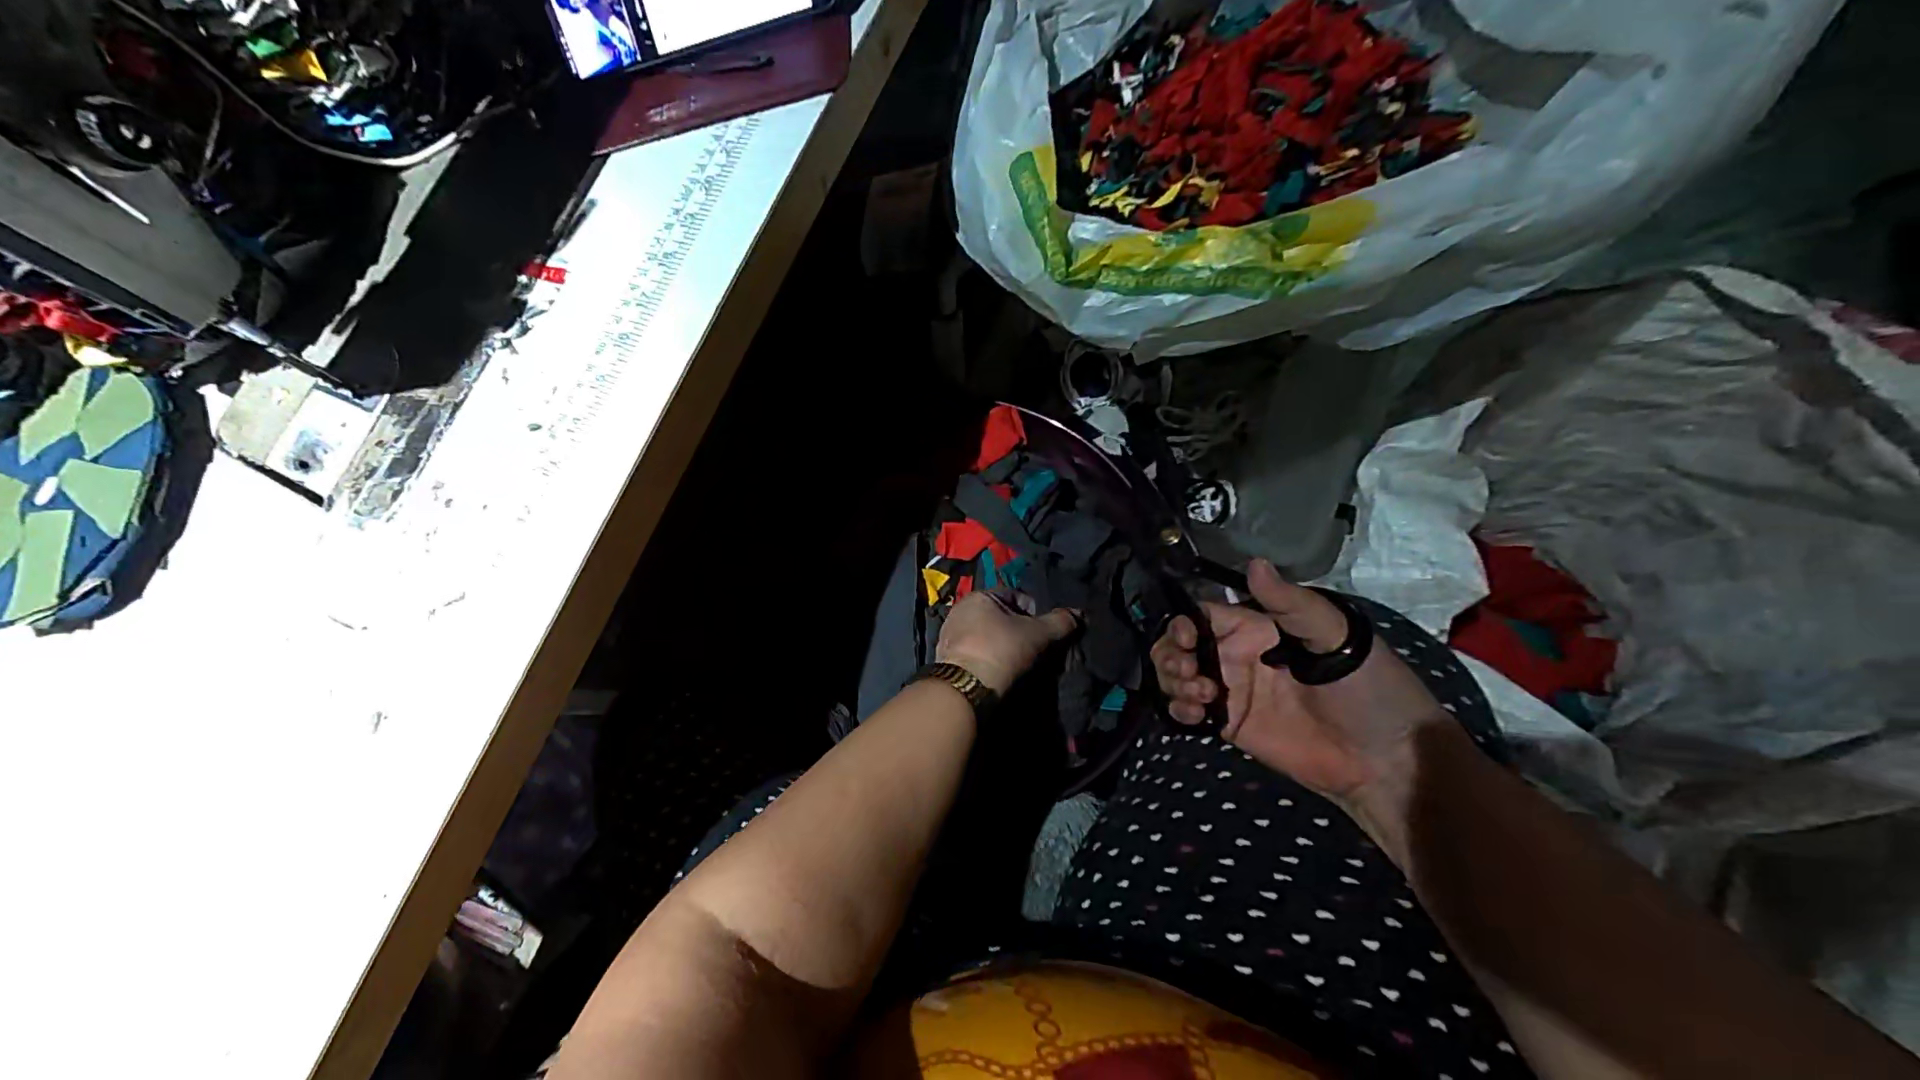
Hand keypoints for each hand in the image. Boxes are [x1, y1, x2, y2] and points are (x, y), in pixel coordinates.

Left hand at [935, 591, 1080, 695]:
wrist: (965, 688)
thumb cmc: (1001, 650)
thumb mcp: (1038, 634)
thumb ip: (1060, 622)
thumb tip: (1079, 614)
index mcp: (979, 595)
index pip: (1018, 598)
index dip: (1037, 615)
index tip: (1046, 635)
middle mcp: (960, 610)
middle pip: (1002, 618)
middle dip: (1020, 632)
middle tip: (1035, 652)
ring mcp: (950, 635)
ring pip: (988, 637)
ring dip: (1003, 647)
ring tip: (1018, 666)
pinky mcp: (945, 659)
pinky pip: (976, 654)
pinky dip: (989, 660)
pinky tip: (999, 673)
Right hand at [1150, 560, 1453, 808]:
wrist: (1386, 759)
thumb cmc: (1368, 687)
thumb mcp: (1336, 634)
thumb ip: (1290, 602)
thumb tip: (1253, 563)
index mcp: (1257, 627)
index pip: (1203, 614)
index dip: (1183, 622)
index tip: (1186, 638)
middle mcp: (1236, 655)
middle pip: (1180, 645)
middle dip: (1170, 654)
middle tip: (1188, 672)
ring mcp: (1230, 690)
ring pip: (1177, 676)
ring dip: (1172, 680)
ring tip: (1199, 695)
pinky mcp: (1229, 724)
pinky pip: (1189, 711)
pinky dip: (1180, 709)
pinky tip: (1196, 714)